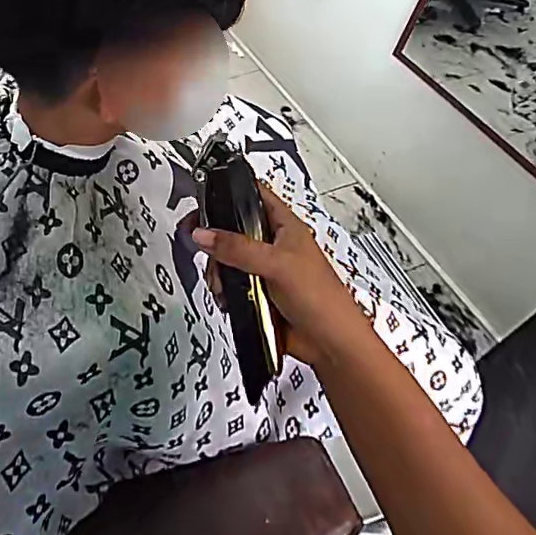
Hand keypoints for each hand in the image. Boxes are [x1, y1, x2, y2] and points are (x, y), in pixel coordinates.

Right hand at [193, 182, 372, 367]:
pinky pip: (230, 282)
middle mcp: (273, 243)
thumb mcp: (277, 265)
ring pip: (228, 257)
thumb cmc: (324, 300)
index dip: (230, 189)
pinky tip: (227, 296)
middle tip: (205, 244)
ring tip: (222, 280)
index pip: (253, 194)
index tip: (205, 194)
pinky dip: (223, 288)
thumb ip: (238, 248)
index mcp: (284, 225)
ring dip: (219, 268)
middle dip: (217, 239)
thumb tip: (205, 234)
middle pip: (233, 227)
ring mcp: (264, 268)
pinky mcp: (257, 291)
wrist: (330, 346)